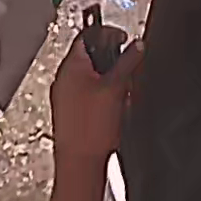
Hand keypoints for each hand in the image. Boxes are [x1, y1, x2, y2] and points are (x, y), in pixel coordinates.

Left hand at [49, 32, 143, 169]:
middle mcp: (63, 79)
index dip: (107, 33)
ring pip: (90, 75)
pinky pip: (87, 93)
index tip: (123, 38)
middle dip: (110, 60)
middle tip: (126, 67)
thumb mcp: (117, 87)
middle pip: (90, 56)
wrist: (80, 166)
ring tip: (122, 92)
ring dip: (108, 78)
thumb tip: (137, 45)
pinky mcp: (68, 113)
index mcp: (71, 66)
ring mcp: (64, 97)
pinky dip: (101, 93)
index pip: (87, 35)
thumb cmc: (92, 128)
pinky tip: (114, 107)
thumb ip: (128, 61)